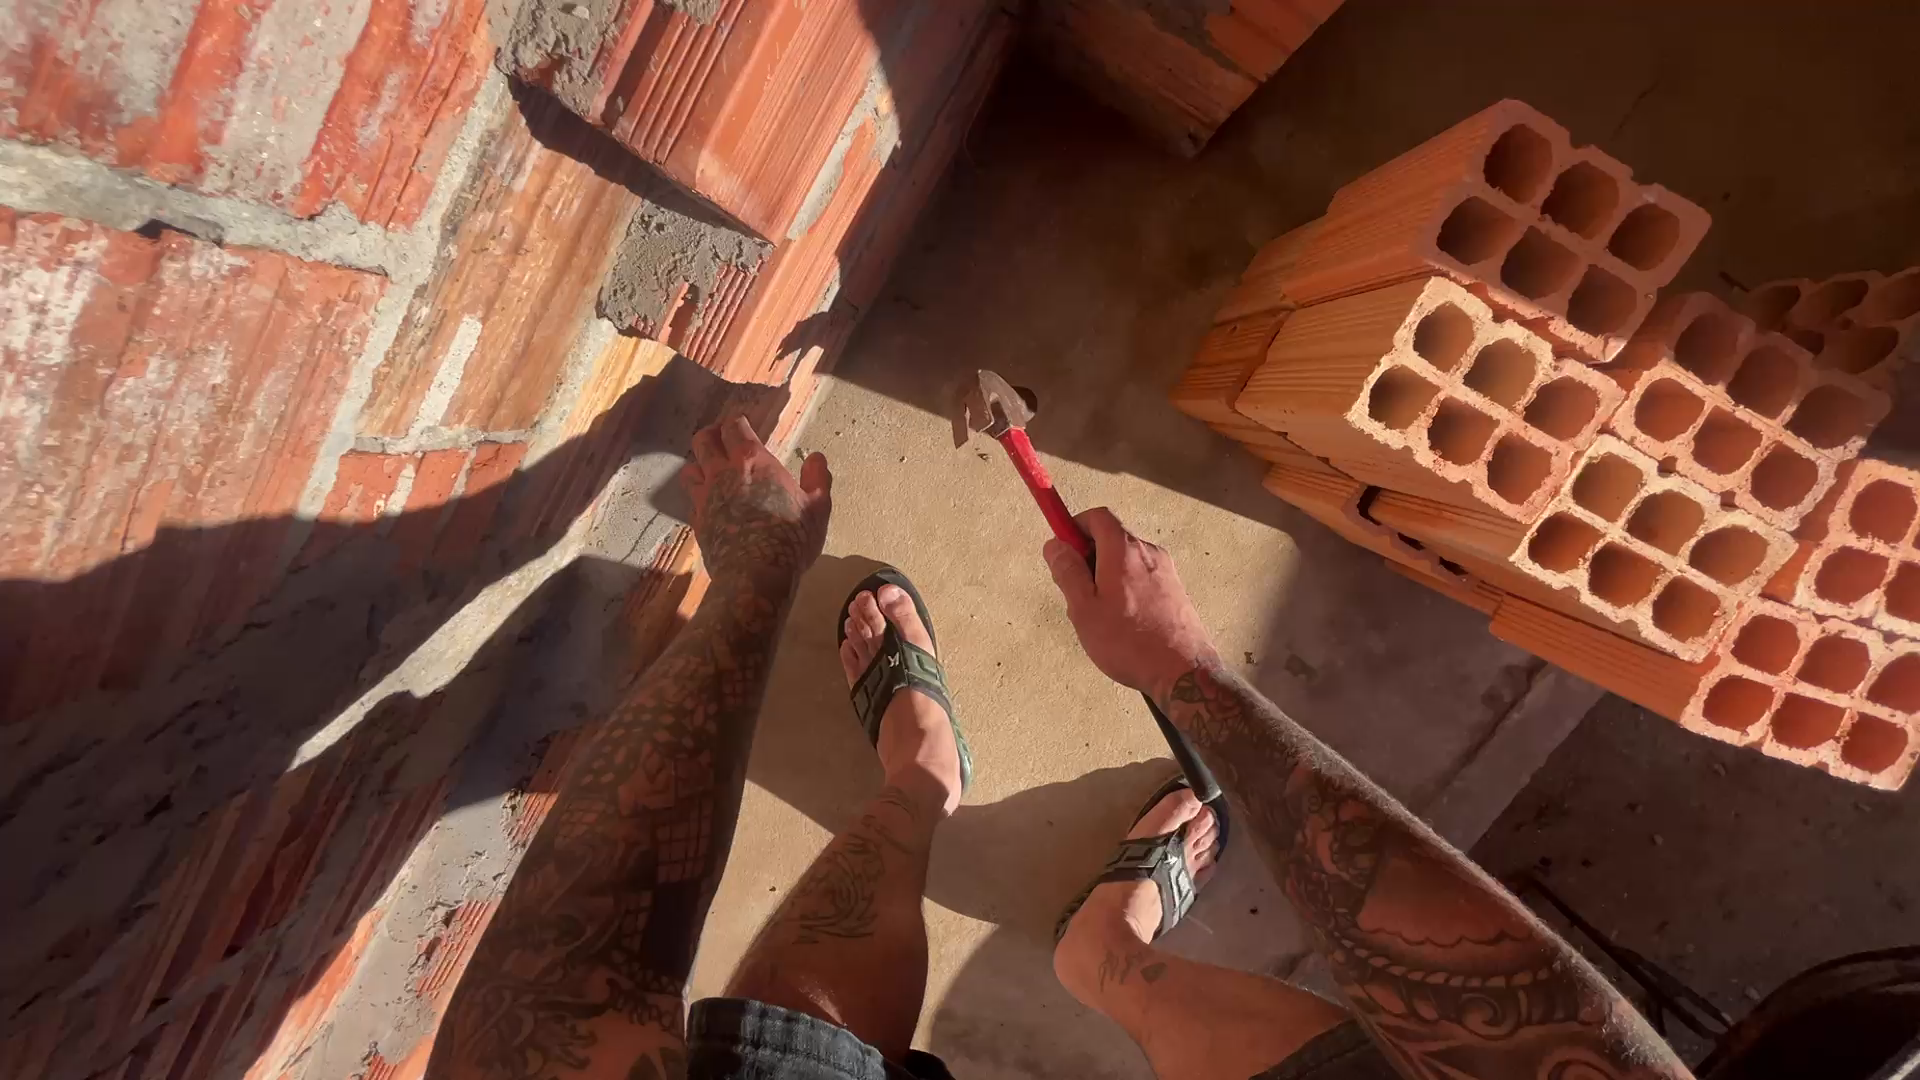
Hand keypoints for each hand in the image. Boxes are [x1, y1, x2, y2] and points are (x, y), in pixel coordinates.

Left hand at [680, 416, 831, 587]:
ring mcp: (705, 498)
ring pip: (690, 468)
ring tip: (712, 471)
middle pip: (703, 440)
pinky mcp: (697, 522)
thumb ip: (817, 478)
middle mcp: (722, 473)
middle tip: (723, 439)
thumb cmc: (791, 537)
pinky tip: (711, 505)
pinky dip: (700, 496)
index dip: (737, 422)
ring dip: (700, 464)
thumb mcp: (817, 507)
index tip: (744, 423)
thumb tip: (817, 458)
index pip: (734, 427)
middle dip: (712, 434)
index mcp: (753, 461)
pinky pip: (692, 500)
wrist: (755, 576)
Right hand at [1042, 507, 1218, 703]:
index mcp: (1123, 551)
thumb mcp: (1084, 608)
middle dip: (1087, 558)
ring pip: (1124, 562)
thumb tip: (1055, 545)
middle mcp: (1148, 552)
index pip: (1097, 516)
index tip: (1062, 550)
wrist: (1183, 672)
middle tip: (1076, 593)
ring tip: (1099, 616)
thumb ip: (1067, 571)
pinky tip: (1121, 623)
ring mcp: (1166, 571)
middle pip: (1110, 539)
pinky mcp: (1175, 590)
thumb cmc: (1129, 642)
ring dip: (1105, 577)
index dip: (1074, 527)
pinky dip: (1124, 589)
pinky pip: (1141, 578)